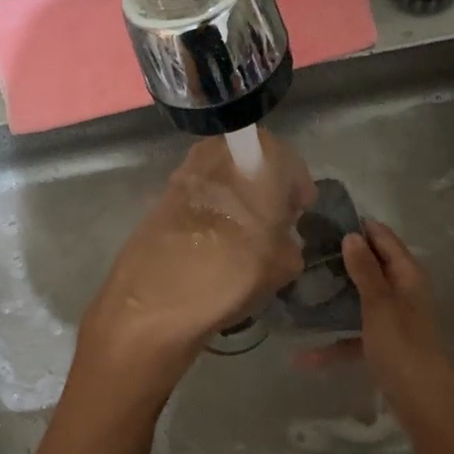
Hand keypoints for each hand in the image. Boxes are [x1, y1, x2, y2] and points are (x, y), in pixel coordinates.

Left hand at [83, 127, 315, 371]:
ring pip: (223, 178)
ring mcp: (185, 172)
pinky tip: (215, 246)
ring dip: (236, 200)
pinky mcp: (161, 197)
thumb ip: (291, 246)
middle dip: (265, 188)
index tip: (299, 213)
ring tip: (244, 238)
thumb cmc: (231, 273)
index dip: (296, 187)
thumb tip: (283, 241)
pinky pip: (199, 197)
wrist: (154, 300)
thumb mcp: (282, 267)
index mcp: (257, 158)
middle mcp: (219, 153)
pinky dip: (211, 213)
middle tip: (274, 223)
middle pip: (251, 162)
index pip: (288, 160)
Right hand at [301, 220, 453, 433]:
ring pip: (359, 301)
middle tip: (304, 250)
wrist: (424, 404)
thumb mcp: (380, 305)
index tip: (325, 218)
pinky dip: (333, 344)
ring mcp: (393, 321)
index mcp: (408, 276)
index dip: (360, 227)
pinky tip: (302, 356)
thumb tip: (352, 235)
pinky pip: (353, 338)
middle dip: (340, 260)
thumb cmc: (402, 348)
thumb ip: (365, 271)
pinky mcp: (383, 347)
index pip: (385, 239)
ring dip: (333, 299)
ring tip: (299, 288)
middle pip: (370, 268)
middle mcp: (402, 293)